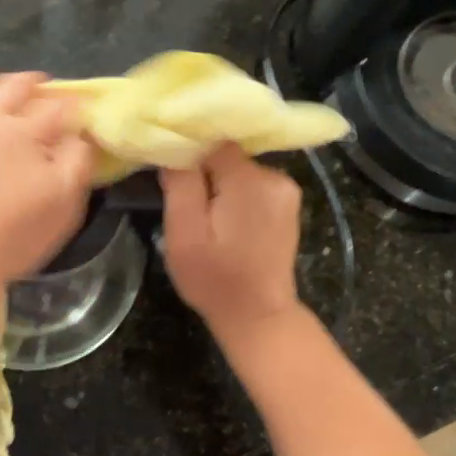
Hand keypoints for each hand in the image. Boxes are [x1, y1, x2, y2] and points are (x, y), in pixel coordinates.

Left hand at [0, 72, 97, 286]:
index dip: (71, 103)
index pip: (55, 107)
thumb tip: (79, 135)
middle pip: (6, 88)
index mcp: (23, 133)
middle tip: (36, 85)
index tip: (79, 106)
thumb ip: (77, 162)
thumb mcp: (64, 203)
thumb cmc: (12, 234)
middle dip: (27, 83)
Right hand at [160, 145, 303, 340]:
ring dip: (219, 186)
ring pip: (238, 171)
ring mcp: (286, 191)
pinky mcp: (288, 206)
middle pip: (226, 155)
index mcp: (247, 179)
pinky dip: (235, 197)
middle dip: (203, 173)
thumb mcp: (183, 234)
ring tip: (203, 217)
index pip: (212, 140)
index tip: (168, 169)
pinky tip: (225, 223)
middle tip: (182, 202)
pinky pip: (253, 186)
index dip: (188, 150)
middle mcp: (274, 176)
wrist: (258, 316)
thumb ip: (180, 185)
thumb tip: (173, 146)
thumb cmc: (214, 279)